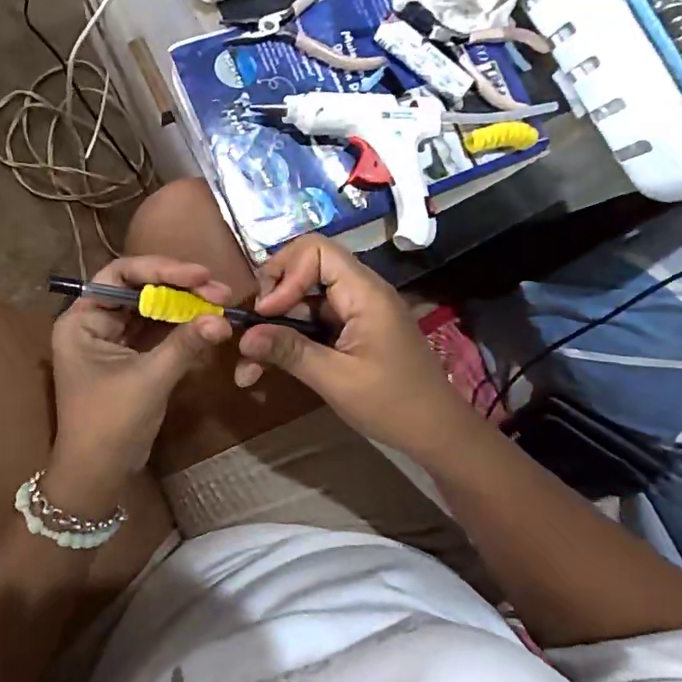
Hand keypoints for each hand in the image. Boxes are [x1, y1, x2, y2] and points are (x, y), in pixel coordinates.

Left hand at [49, 256, 232, 496]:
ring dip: (186, 304)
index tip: (199, 275)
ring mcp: (115, 339)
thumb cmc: (109, 423)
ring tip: (222, 302)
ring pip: (153, 308)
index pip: (120, 276)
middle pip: (141, 288)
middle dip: (181, 287)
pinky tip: (210, 322)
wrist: (99, 474)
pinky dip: (184, 325)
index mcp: (82, 319)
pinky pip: (160, 330)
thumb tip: (223, 320)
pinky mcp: (133, 356)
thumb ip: (185, 344)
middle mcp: (96, 322)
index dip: (161, 269)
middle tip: (220, 291)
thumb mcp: (149, 379)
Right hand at [236, 235, 481, 460]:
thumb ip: (291, 352)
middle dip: (272, 297)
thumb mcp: (336, 380)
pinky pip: (315, 322)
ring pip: (306, 300)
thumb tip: (244, 336)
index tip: (266, 311)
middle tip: (249, 331)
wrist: (436, 431)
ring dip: (276, 324)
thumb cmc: (392, 404)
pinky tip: (267, 364)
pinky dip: (291, 338)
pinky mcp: (353, 332)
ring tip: (248, 359)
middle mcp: (361, 292)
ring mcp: (357, 312)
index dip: (285, 273)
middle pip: (306, 270)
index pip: (316, 250)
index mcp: (364, 293)